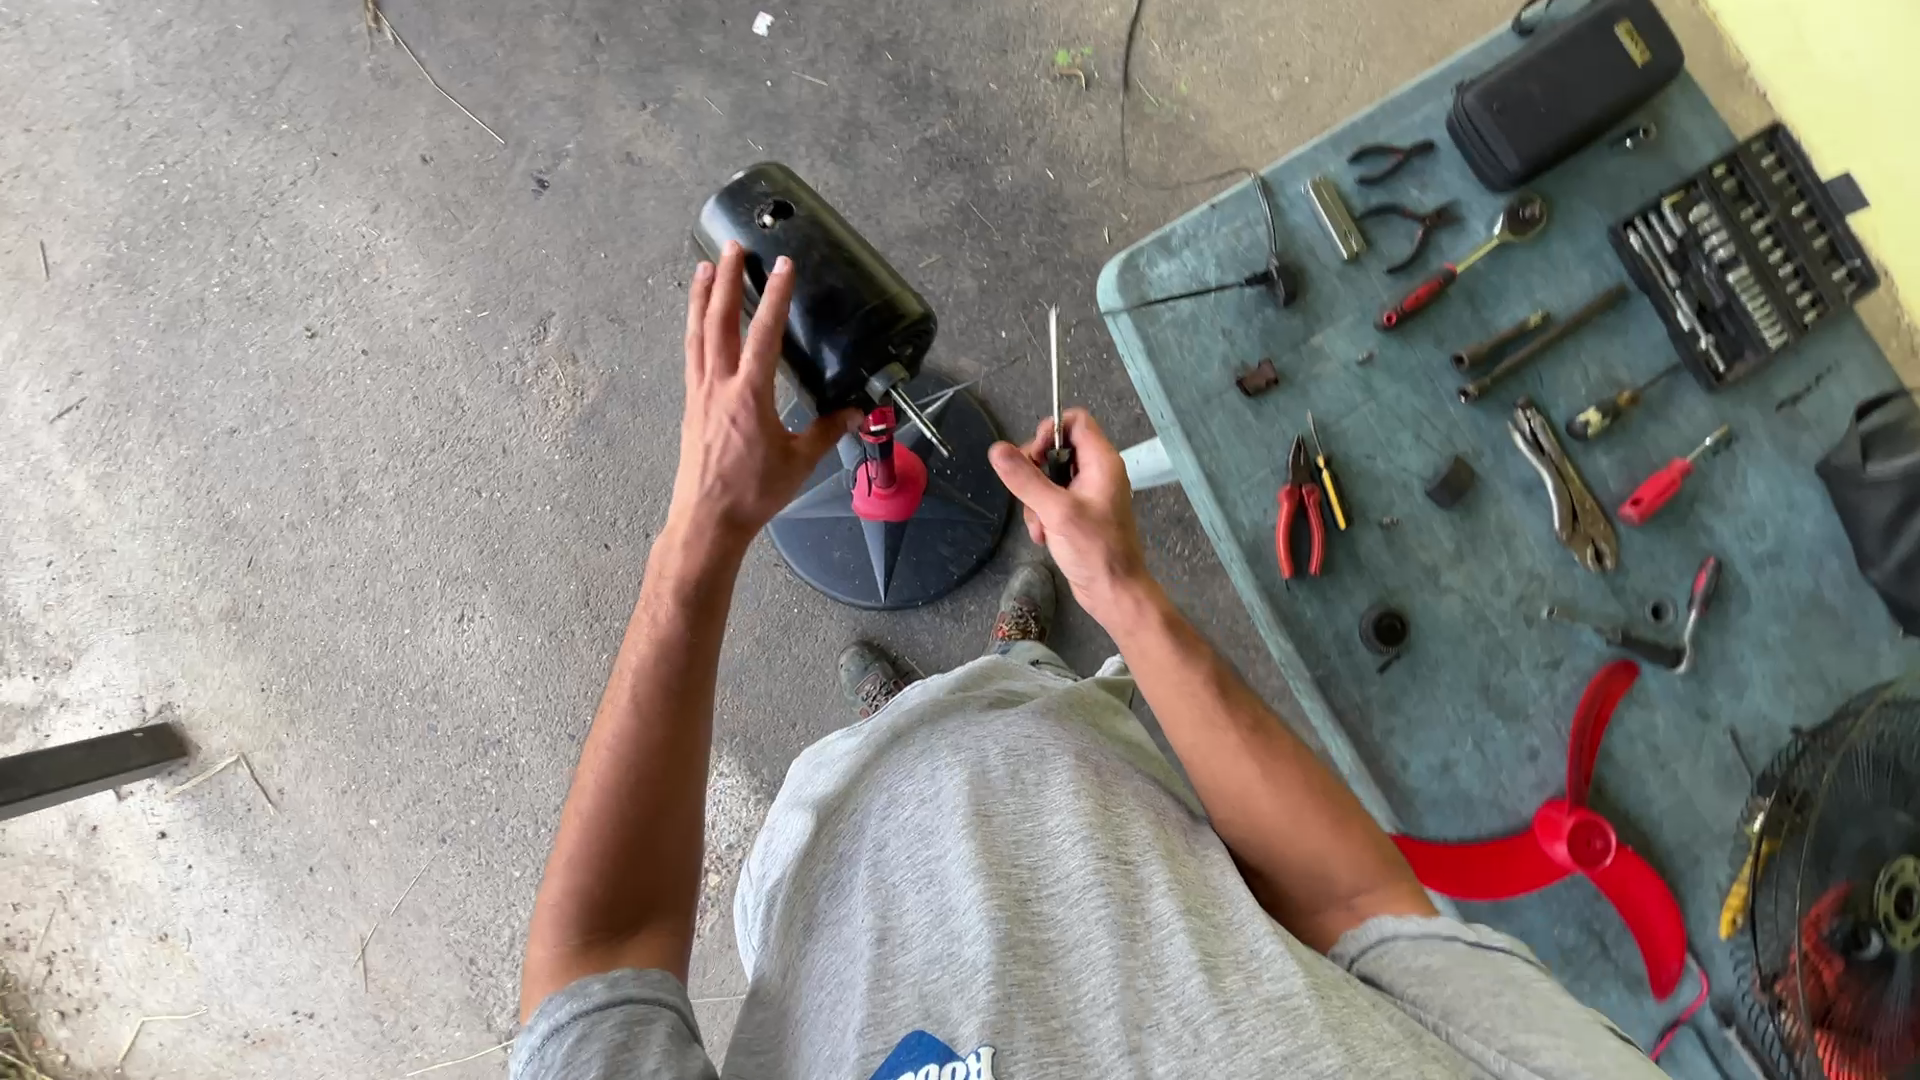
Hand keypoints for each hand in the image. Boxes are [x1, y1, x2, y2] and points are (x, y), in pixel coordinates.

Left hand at [667, 242, 861, 545]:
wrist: (709, 518)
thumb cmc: (754, 492)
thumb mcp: (799, 461)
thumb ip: (827, 431)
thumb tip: (854, 412)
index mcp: (749, 395)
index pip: (764, 335)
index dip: (775, 298)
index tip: (782, 267)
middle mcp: (718, 386)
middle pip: (720, 321)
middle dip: (728, 281)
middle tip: (733, 248)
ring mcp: (699, 393)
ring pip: (697, 334)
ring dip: (702, 298)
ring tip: (706, 268)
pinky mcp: (691, 405)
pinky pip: (691, 355)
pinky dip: (695, 329)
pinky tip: (698, 322)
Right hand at [988, 409, 1156, 625]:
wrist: (1113, 591)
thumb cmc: (1094, 549)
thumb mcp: (1056, 511)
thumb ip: (1025, 479)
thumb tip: (997, 449)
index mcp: (1101, 461)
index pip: (1075, 421)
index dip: (1049, 431)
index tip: (1033, 456)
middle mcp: (1096, 472)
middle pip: (1056, 449)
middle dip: (1035, 472)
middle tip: (1027, 493)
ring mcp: (1087, 494)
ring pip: (1048, 478)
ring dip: (1034, 500)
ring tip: (1040, 525)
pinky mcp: (1078, 514)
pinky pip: (1051, 501)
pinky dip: (1041, 515)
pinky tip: (1043, 535)